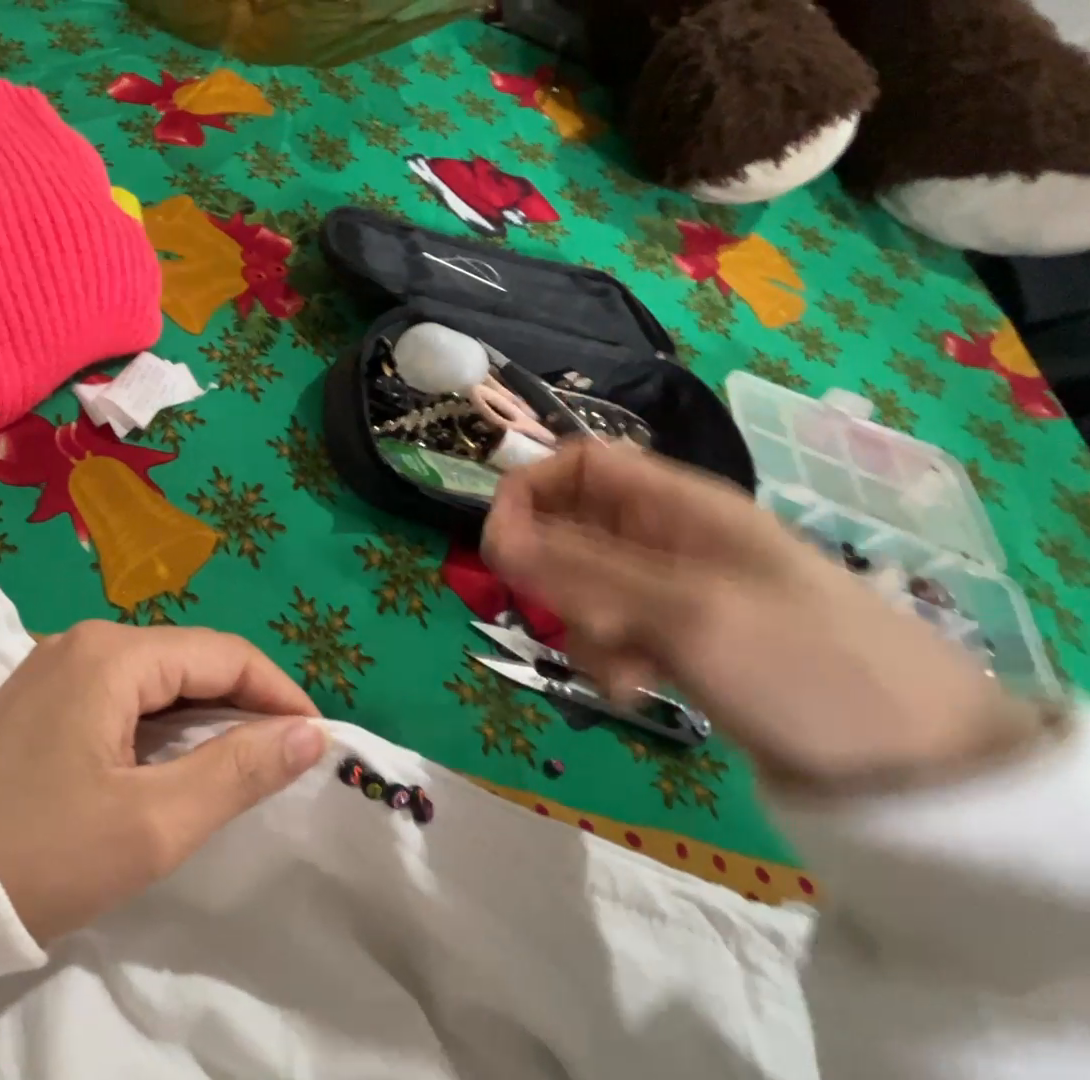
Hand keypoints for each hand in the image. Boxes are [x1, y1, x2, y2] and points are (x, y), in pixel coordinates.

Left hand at [0, 622, 326, 942]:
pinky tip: (174, 765)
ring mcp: (52, 668)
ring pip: (154, 680)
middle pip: (188, 659)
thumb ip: (238, 770)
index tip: (317, 745)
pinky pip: (118, 698)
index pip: (223, 653)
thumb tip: (309, 733)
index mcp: (110, 655)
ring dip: (203, 717)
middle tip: (283, 763)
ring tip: (241, 769)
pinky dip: (160, 726)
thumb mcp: (153, 823)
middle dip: (244, 704)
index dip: (279, 694)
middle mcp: (81, 643)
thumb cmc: (42, 853)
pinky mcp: (37, 701)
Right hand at [481, 440, 1043, 789]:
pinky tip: (638, 689)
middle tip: (585, 622)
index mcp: (679, 505)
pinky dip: (607, 659)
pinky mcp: (672, 637)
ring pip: (580, 589)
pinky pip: (607, 632)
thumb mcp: (685, 610)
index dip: (529, 493)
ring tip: (626, 672)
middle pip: (568, 530)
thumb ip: (582, 571)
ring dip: (583, 631)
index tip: (500, 548)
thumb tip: (489, 536)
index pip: (578, 464)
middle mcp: (667, 537)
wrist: (904, 762)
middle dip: (557, 581)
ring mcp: (670, 590)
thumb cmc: (801, 663)